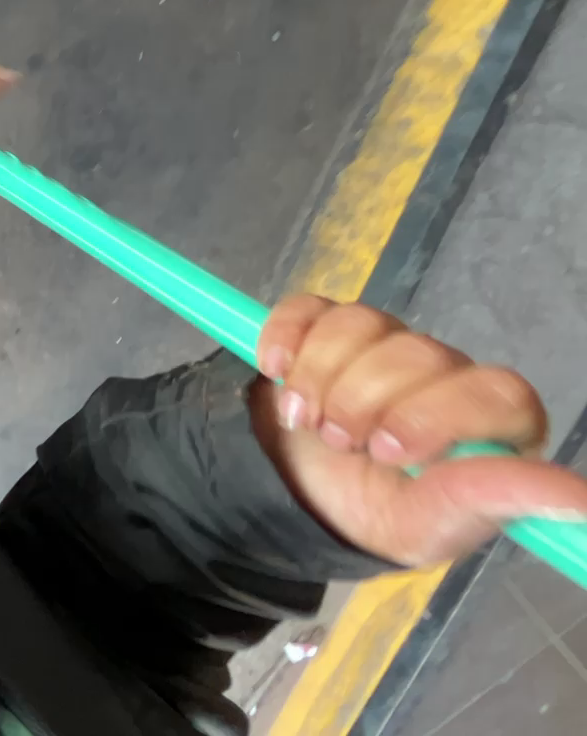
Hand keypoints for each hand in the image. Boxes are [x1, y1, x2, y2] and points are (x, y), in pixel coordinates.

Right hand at [253, 295, 586, 564]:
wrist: (296, 489)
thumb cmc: (375, 511)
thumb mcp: (428, 521)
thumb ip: (486, 498)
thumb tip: (583, 501)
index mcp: (491, 421)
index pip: (493, 390)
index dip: (435, 413)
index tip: (385, 452)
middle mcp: (442, 373)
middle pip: (414, 352)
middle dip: (358, 400)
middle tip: (336, 442)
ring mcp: (378, 344)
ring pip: (357, 323)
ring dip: (315, 376)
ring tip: (302, 419)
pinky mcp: (318, 328)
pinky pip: (306, 309)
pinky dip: (283, 337)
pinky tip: (274, 370)